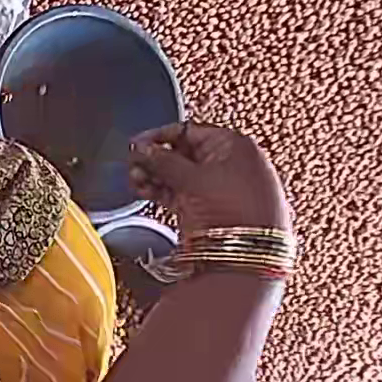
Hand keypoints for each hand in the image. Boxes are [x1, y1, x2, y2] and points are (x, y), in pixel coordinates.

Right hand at [128, 121, 291, 232]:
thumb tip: (142, 148)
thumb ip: (162, 160)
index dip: (159, 136)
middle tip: (134, 163)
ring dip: (152, 175)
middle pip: (178, 153)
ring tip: (136, 179)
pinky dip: (156, 190)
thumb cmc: (237, 208)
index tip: (137, 143)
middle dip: (153, 159)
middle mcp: (222, 163)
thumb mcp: (194, 177)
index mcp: (231, 145)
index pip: (187, 130)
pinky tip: (142, 190)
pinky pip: (173, 191)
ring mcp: (211, 186)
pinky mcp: (200, 206)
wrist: (246, 250)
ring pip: (173, 174)